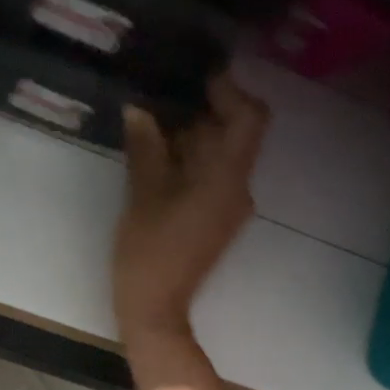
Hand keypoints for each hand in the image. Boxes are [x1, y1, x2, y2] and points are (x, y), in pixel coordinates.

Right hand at [112, 75, 270, 345]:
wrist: (154, 312)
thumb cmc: (149, 255)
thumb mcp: (142, 197)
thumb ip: (146, 149)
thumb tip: (140, 110)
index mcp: (227, 179)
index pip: (249, 118)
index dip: (229, 91)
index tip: (198, 77)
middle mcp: (238, 189)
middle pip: (234, 136)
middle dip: (203, 113)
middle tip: (164, 97)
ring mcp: (228, 209)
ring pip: (220, 158)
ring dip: (193, 139)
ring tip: (154, 125)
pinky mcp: (213, 223)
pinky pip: (210, 180)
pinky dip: (190, 164)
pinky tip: (158, 160)